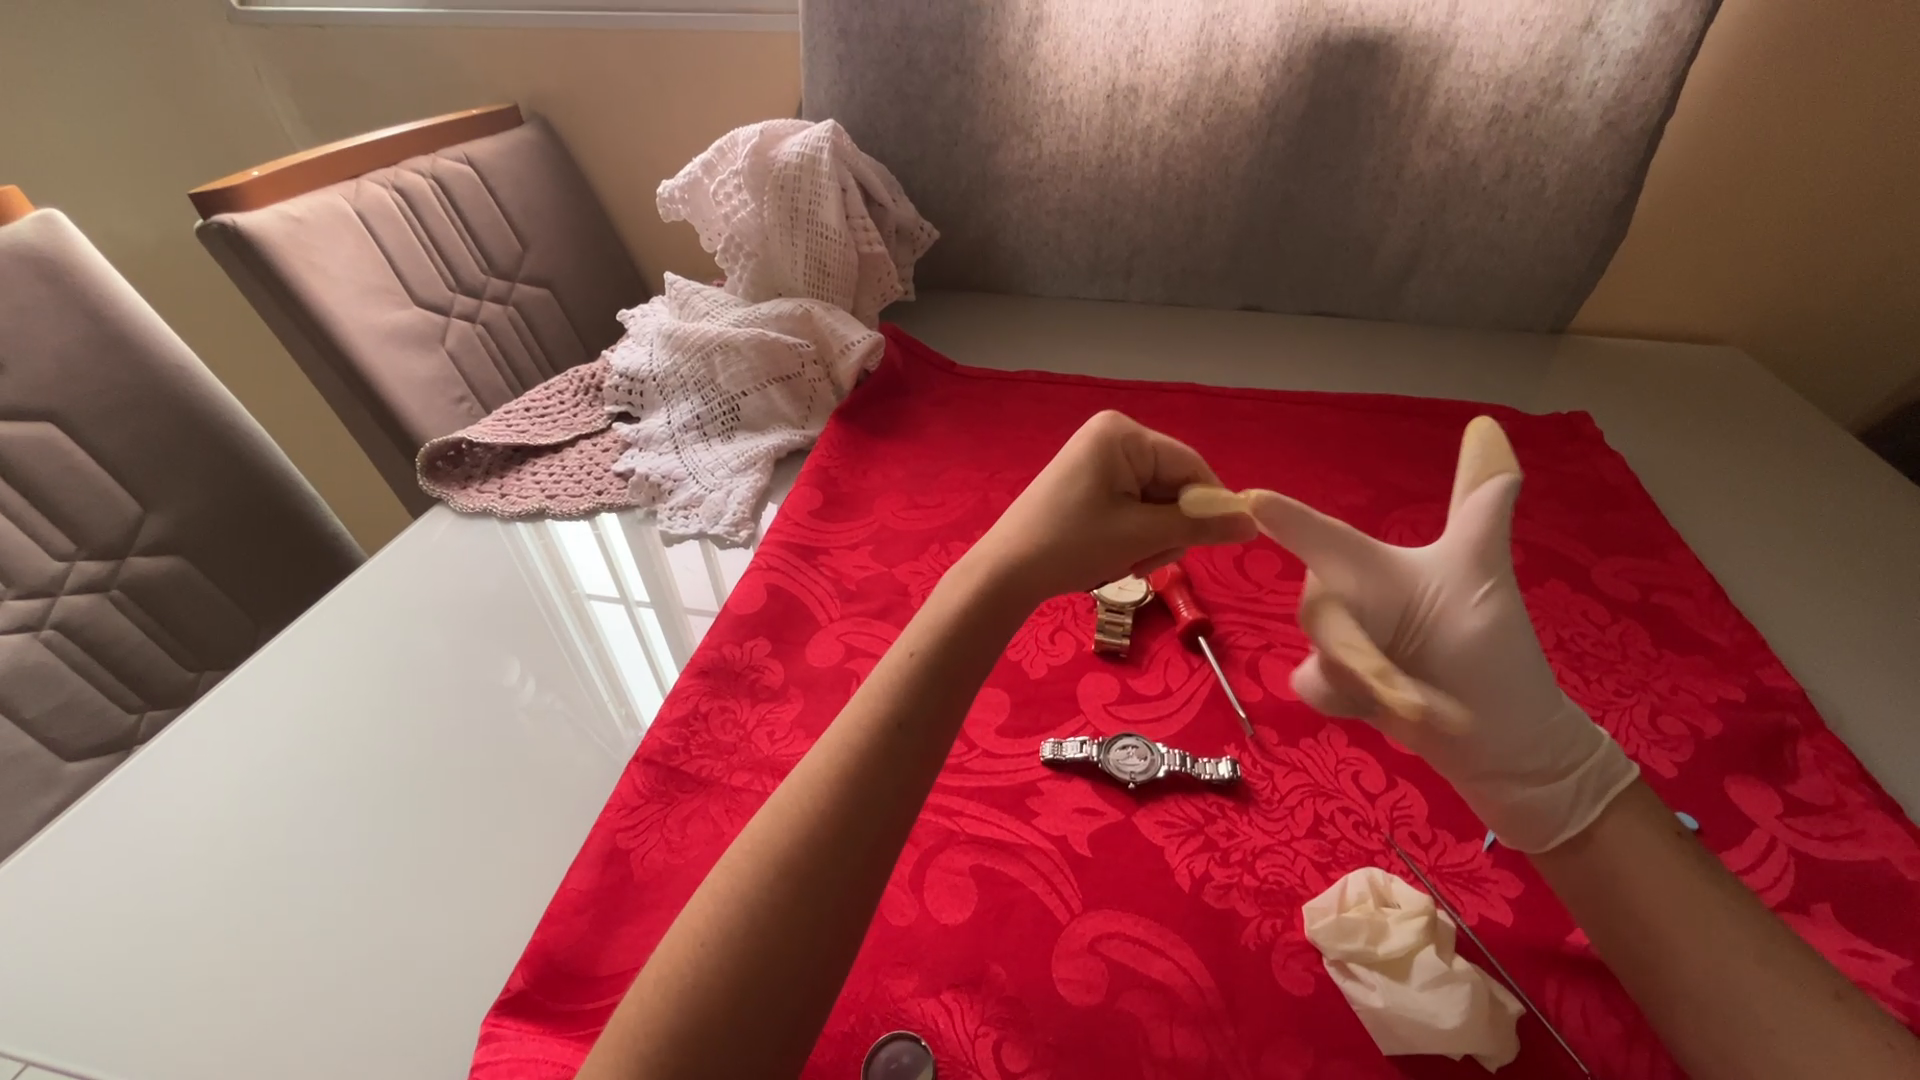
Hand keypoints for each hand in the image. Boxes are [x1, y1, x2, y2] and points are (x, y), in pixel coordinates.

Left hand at [964, 411, 1256, 607]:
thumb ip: (1199, 525)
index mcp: (1123, 434)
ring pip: (1155, 505)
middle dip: (1165, 530)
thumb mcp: (1140, 536)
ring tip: (1116, 560)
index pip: (1191, 467)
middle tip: (1137, 559)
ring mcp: (1098, 461)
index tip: (1214, 544)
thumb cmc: (1070, 545)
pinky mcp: (1089, 486)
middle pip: (1174, 487)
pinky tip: (1106, 556)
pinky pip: (1132, 511)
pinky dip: (1129, 539)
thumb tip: (1253, 522)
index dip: (1208, 507)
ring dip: (1147, 541)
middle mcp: (1112, 437)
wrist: (1004, 572)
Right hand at [1182, 417, 1637, 851]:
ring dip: (1371, 680)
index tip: (1247, 499)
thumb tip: (1486, 422)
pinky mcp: (1328, 684)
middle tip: (1405, 686)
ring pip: (1320, 652)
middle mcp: (1343, 598)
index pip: (1315, 532)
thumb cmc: (1491, 644)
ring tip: (1421, 702)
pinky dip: (1356, 701)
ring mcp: (1333, 644)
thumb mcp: (1482, 570)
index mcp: (1369, 564)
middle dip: (1357, 648)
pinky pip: (1314, 683)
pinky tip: (1398, 710)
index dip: (1281, 516)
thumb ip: (1478, 501)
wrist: (1503, 732)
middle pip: (1315, 609)